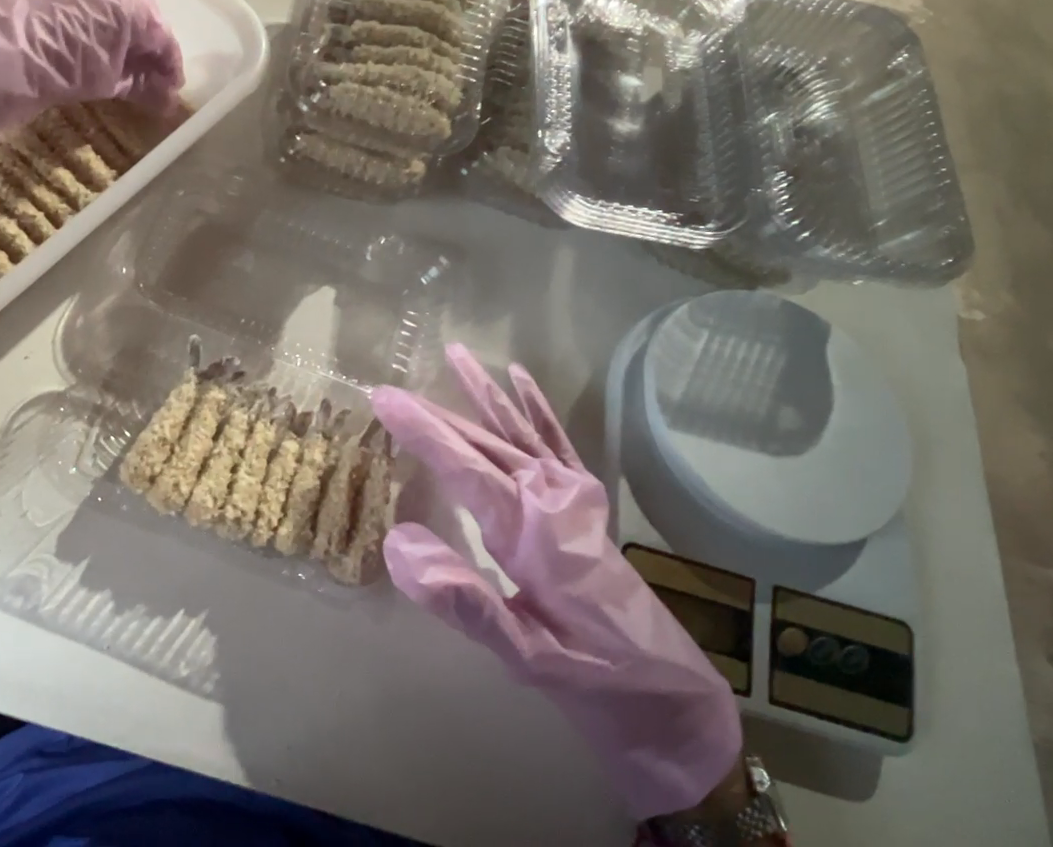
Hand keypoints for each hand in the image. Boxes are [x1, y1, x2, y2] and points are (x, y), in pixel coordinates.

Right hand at [371, 344, 741, 819]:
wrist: (670, 699)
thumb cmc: (593, 681)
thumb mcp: (525, 656)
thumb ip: (465, 602)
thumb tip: (397, 544)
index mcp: (533, 535)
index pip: (466, 469)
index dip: (422, 431)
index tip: (382, 397)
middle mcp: (554, 503)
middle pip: (487, 444)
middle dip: (436, 414)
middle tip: (389, 390)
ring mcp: (574, 500)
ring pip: (520, 435)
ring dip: (485, 396)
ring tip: (456, 353)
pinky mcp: (586, 507)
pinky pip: (557, 444)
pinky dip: (537, 410)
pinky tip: (521, 380)